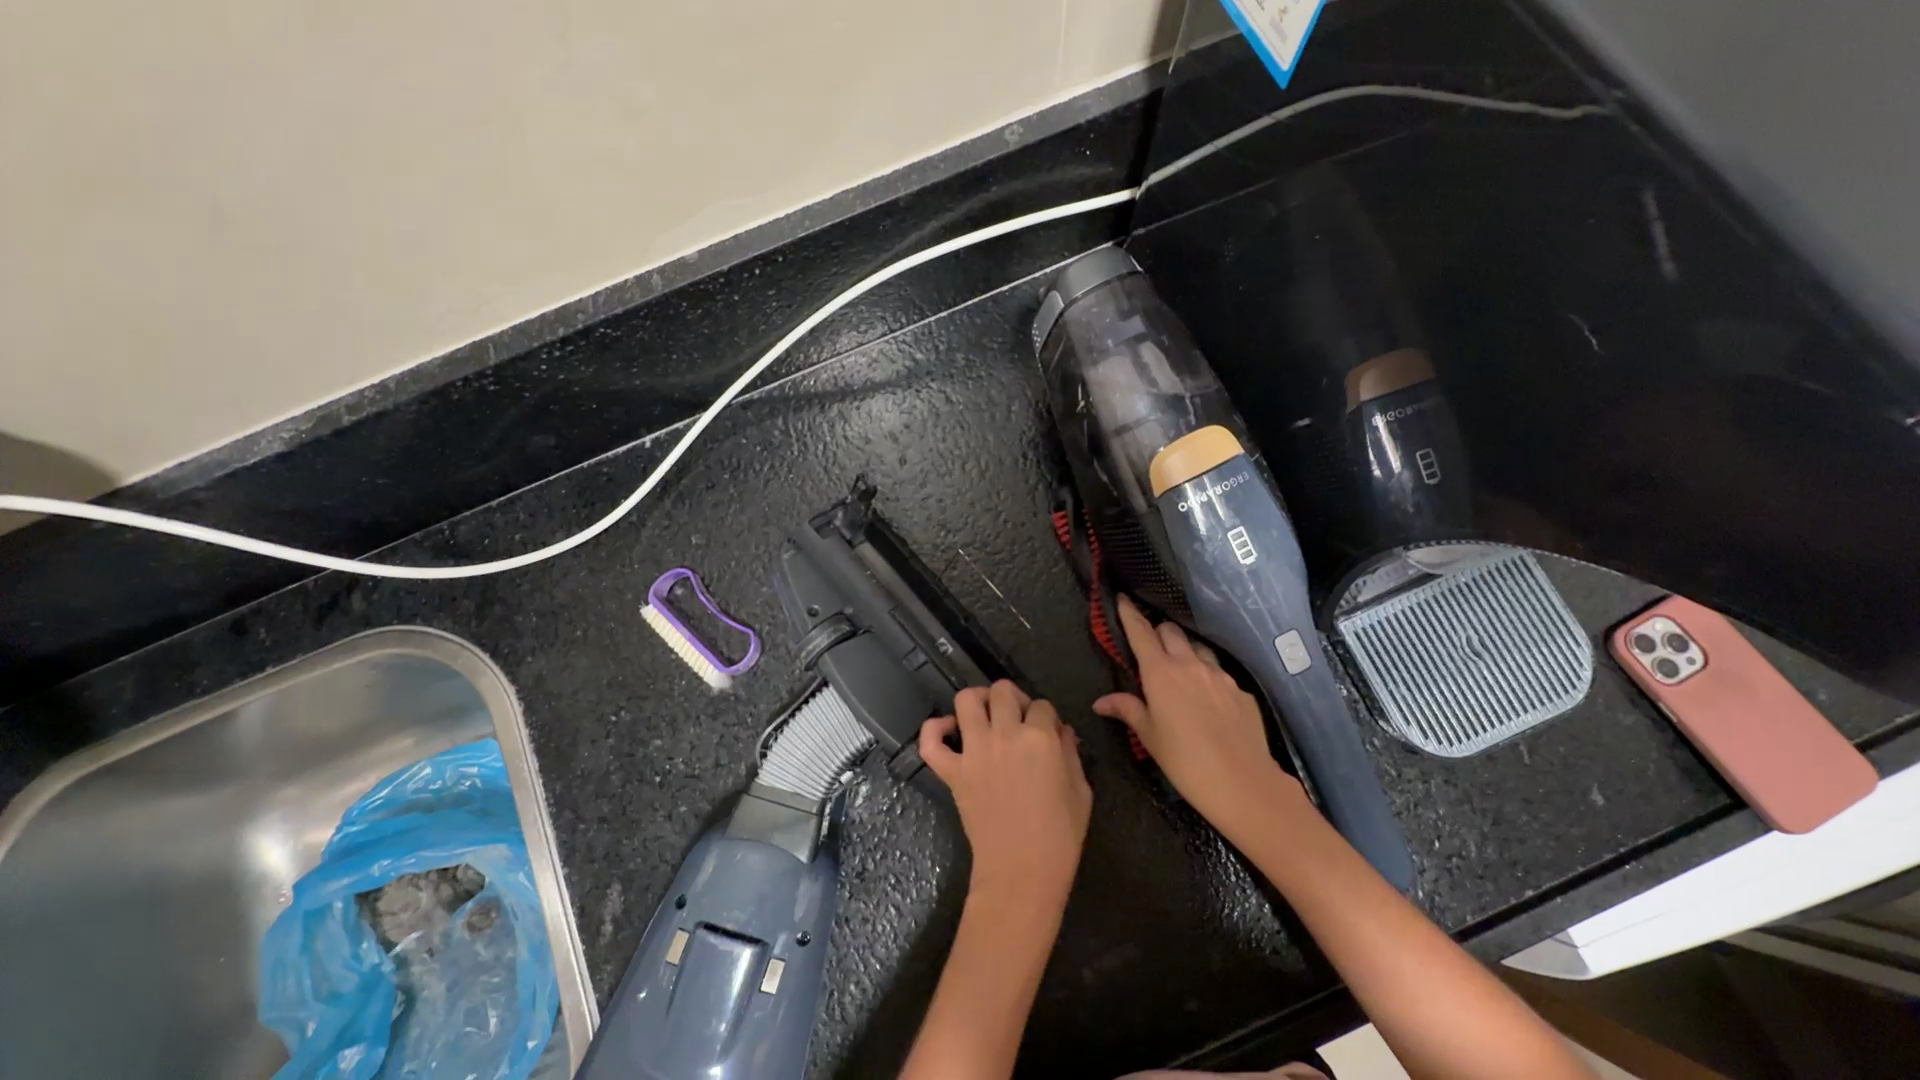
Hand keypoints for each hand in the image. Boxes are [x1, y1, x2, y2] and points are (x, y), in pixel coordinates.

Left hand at [920, 681, 1092, 902]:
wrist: (1022, 871)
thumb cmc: (1060, 835)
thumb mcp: (1081, 790)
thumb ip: (1071, 753)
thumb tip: (1061, 731)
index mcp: (1041, 738)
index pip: (1042, 705)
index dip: (1047, 716)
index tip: (1048, 732)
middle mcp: (1005, 735)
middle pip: (1003, 691)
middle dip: (1014, 698)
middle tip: (1018, 718)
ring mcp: (974, 752)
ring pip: (966, 700)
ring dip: (977, 700)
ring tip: (985, 715)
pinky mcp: (952, 772)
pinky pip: (931, 741)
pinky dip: (935, 730)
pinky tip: (949, 732)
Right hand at [1092, 596, 1308, 837]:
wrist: (1241, 781)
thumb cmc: (1184, 761)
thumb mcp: (1149, 737)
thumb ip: (1127, 710)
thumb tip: (1101, 701)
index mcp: (1161, 674)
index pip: (1141, 633)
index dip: (1130, 614)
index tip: (1123, 599)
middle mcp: (1190, 665)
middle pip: (1171, 632)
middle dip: (1158, 631)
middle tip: (1150, 644)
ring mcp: (1219, 675)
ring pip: (1198, 648)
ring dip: (1184, 650)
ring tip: (1179, 667)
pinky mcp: (1241, 690)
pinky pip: (1219, 672)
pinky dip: (1207, 675)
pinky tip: (1207, 697)